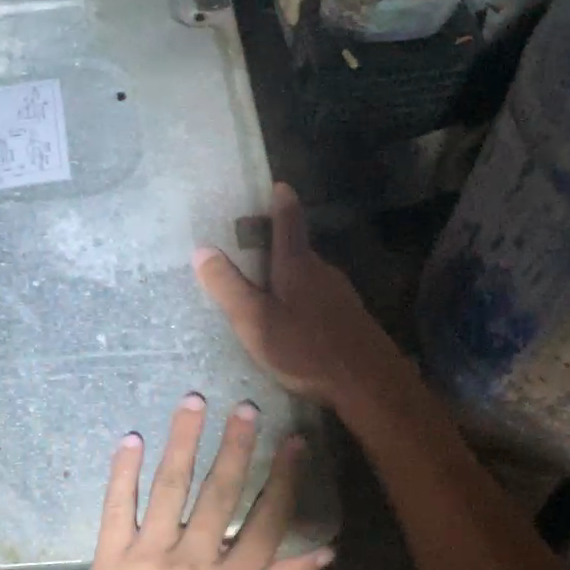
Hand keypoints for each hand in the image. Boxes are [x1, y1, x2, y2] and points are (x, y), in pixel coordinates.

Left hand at [71, 394, 332, 569]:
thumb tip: (323, 549)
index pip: (267, 520)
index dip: (284, 477)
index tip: (293, 441)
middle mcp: (192, 564)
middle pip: (219, 493)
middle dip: (236, 446)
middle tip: (246, 408)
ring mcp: (146, 559)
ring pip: (169, 488)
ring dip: (183, 441)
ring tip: (194, 403)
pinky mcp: (108, 561)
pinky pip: (116, 508)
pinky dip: (123, 472)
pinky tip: (132, 439)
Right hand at [194, 182, 405, 406]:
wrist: (367, 383)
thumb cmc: (305, 349)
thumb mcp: (255, 320)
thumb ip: (228, 287)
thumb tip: (201, 249)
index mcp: (297, 266)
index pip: (288, 223)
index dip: (281, 203)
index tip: (279, 185)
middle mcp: (322, 272)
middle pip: (298, 251)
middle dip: (277, 246)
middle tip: (252, 246)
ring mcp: (340, 296)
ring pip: (309, 277)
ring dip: (290, 277)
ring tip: (267, 287)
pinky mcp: (350, 320)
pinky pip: (319, 300)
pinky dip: (303, 300)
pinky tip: (294, 321)